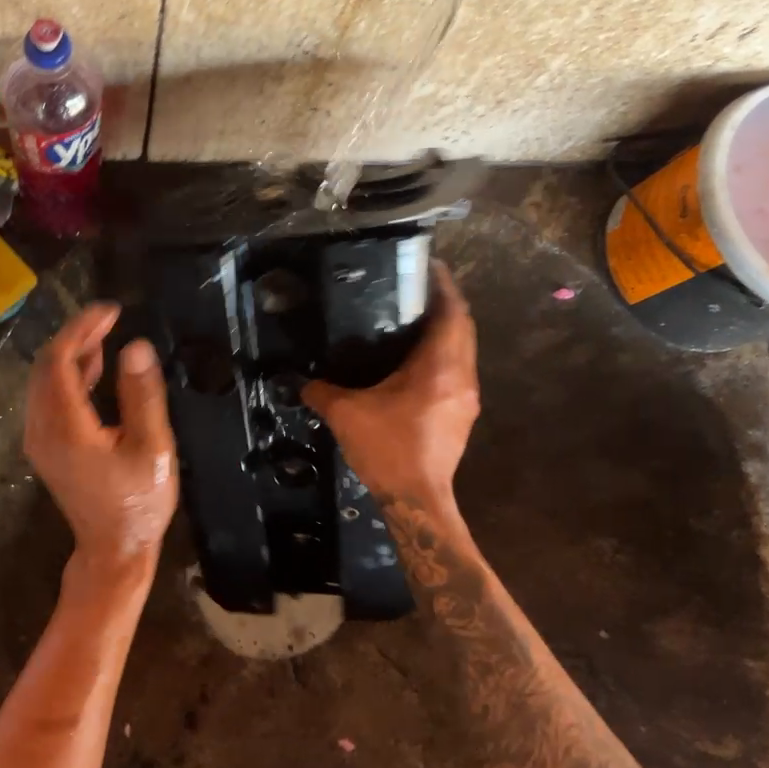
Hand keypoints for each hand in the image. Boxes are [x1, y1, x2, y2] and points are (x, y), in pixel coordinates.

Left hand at [24, 303, 178, 576]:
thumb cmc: (138, 502)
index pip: (59, 360)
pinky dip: (66, 376)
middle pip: (45, 366)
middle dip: (74, 335)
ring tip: (104, 336)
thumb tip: (135, 347)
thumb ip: (142, 395)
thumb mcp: (152, 448)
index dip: (81, 328)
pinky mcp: (44, 447)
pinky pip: (46, 398)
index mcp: (66, 427)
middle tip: (109, 318)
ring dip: (69, 354)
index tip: (111, 311)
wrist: (112, 549)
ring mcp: (38, 440)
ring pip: (42, 381)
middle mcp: (42, 429)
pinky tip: (92, 368)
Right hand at [303, 261, 478, 506]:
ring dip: (446, 332)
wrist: (417, 500)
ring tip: (415, 321)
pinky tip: (416, 363)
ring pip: (463, 351)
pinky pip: (457, 371)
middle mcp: (461, 377)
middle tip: (416, 290)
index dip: (444, 286)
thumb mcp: (346, 414)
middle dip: (445, 305)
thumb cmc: (387, 449)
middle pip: (463, 328)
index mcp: (439, 367)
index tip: (429, 267)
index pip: (452, 313)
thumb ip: (322, 391)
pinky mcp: (461, 415)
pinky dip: (442, 356)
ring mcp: (466, 398)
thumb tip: (302, 381)